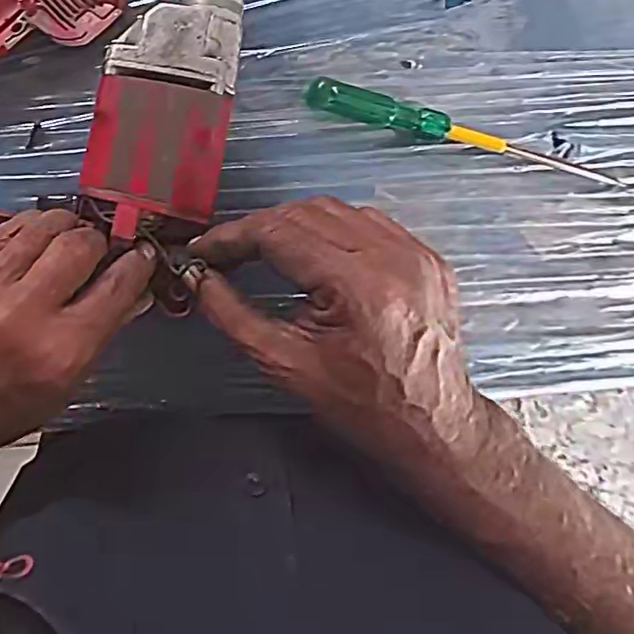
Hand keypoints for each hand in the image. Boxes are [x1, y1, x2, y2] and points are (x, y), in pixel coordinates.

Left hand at [0, 209, 155, 472]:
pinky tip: (40, 236)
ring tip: (74, 236)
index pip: (117, 287)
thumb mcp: (62, 387)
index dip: (137, 264)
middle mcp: (27, 311)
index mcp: (60, 351)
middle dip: (103, 241)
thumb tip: (132, 293)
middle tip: (104, 247)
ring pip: (49, 225)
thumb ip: (101, 335)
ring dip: (71, 225)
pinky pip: (14, 226)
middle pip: (84, 245)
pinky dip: (35, 225)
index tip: (140, 255)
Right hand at [189, 197, 494, 471]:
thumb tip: (200, 278)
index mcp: (356, 285)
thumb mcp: (284, 364)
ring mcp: (412, 251)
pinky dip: (328, 226)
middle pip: (302, 212)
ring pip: (332, 208)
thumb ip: (231, 315)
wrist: (434, 425)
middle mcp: (389, 256)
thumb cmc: (360, 403)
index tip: (205, 249)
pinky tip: (313, 250)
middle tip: (229, 254)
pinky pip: (364, 219)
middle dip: (257, 228)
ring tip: (265, 251)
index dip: (232, 236)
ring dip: (290, 223)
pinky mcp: (424, 254)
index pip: (277, 232)